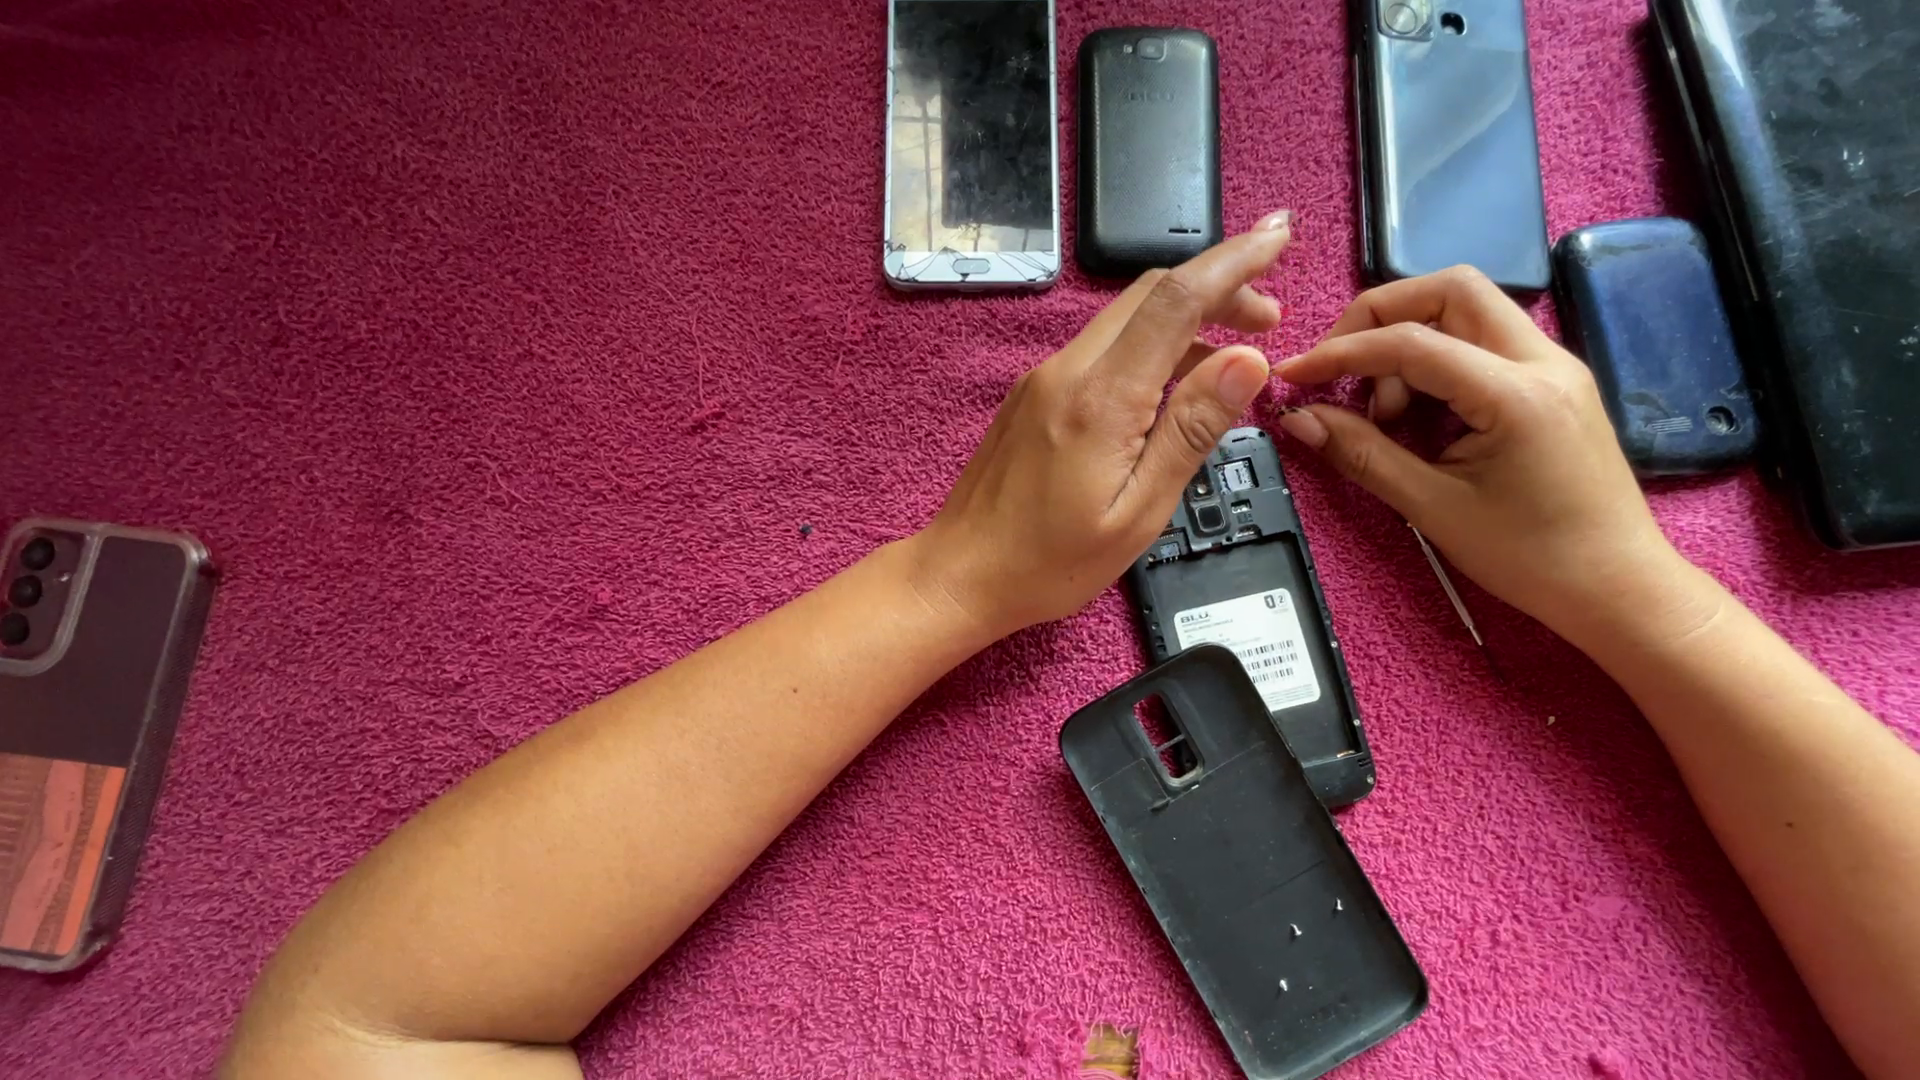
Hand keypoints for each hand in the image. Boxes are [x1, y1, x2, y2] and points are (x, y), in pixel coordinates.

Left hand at [907, 213, 1294, 638]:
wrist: (961, 574)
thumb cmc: (1049, 562)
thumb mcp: (1138, 512)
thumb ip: (1191, 430)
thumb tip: (1246, 361)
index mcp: (1099, 400)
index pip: (1176, 300)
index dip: (1234, 262)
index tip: (1279, 238)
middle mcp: (1066, 372)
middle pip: (1149, 295)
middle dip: (1217, 288)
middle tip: (1269, 319)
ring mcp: (1042, 380)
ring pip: (1123, 320)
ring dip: (1182, 321)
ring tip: (1230, 359)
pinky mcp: (1031, 395)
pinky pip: (1099, 351)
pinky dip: (1146, 348)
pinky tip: (1170, 387)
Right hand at [1272, 266, 1693, 643]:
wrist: (1615, 585)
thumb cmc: (1529, 556)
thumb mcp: (1431, 507)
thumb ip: (1362, 453)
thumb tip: (1299, 418)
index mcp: (1516, 394)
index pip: (1410, 342)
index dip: (1339, 353)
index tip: (1293, 375)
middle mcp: (1542, 360)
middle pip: (1448, 289)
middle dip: (1378, 316)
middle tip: (1337, 367)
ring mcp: (1551, 366)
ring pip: (1466, 308)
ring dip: (1406, 340)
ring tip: (1382, 411)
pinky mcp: (1548, 381)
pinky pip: (1478, 343)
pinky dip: (1432, 360)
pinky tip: (1413, 412)